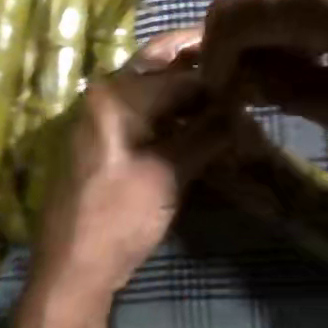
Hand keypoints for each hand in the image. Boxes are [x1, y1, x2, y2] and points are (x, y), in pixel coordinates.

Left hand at [29, 30, 225, 303]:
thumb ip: (206, 135)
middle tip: (240, 65)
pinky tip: (201, 125)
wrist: (75, 265)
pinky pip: (145, 116)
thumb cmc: (119, 217)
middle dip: (197, 62)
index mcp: (116, 95)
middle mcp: (105, 97)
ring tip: (228, 96)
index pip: (180, 74)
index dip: (218, 79)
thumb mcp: (168, 174)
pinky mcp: (107, 145)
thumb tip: (240, 111)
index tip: (252, 82)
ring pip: (152, 91)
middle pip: (158, 66)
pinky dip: (173, 116)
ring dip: (187, 90)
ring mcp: (103, 121)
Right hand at [199, 0, 327, 179]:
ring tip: (274, 73)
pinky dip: (299, 10)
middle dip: (236, 35)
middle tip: (238, 84)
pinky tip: (313, 50)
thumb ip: (288, 89)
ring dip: (267, 22)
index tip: (216, 89)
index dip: (217, 52)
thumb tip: (237, 79)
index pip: (243, 10)